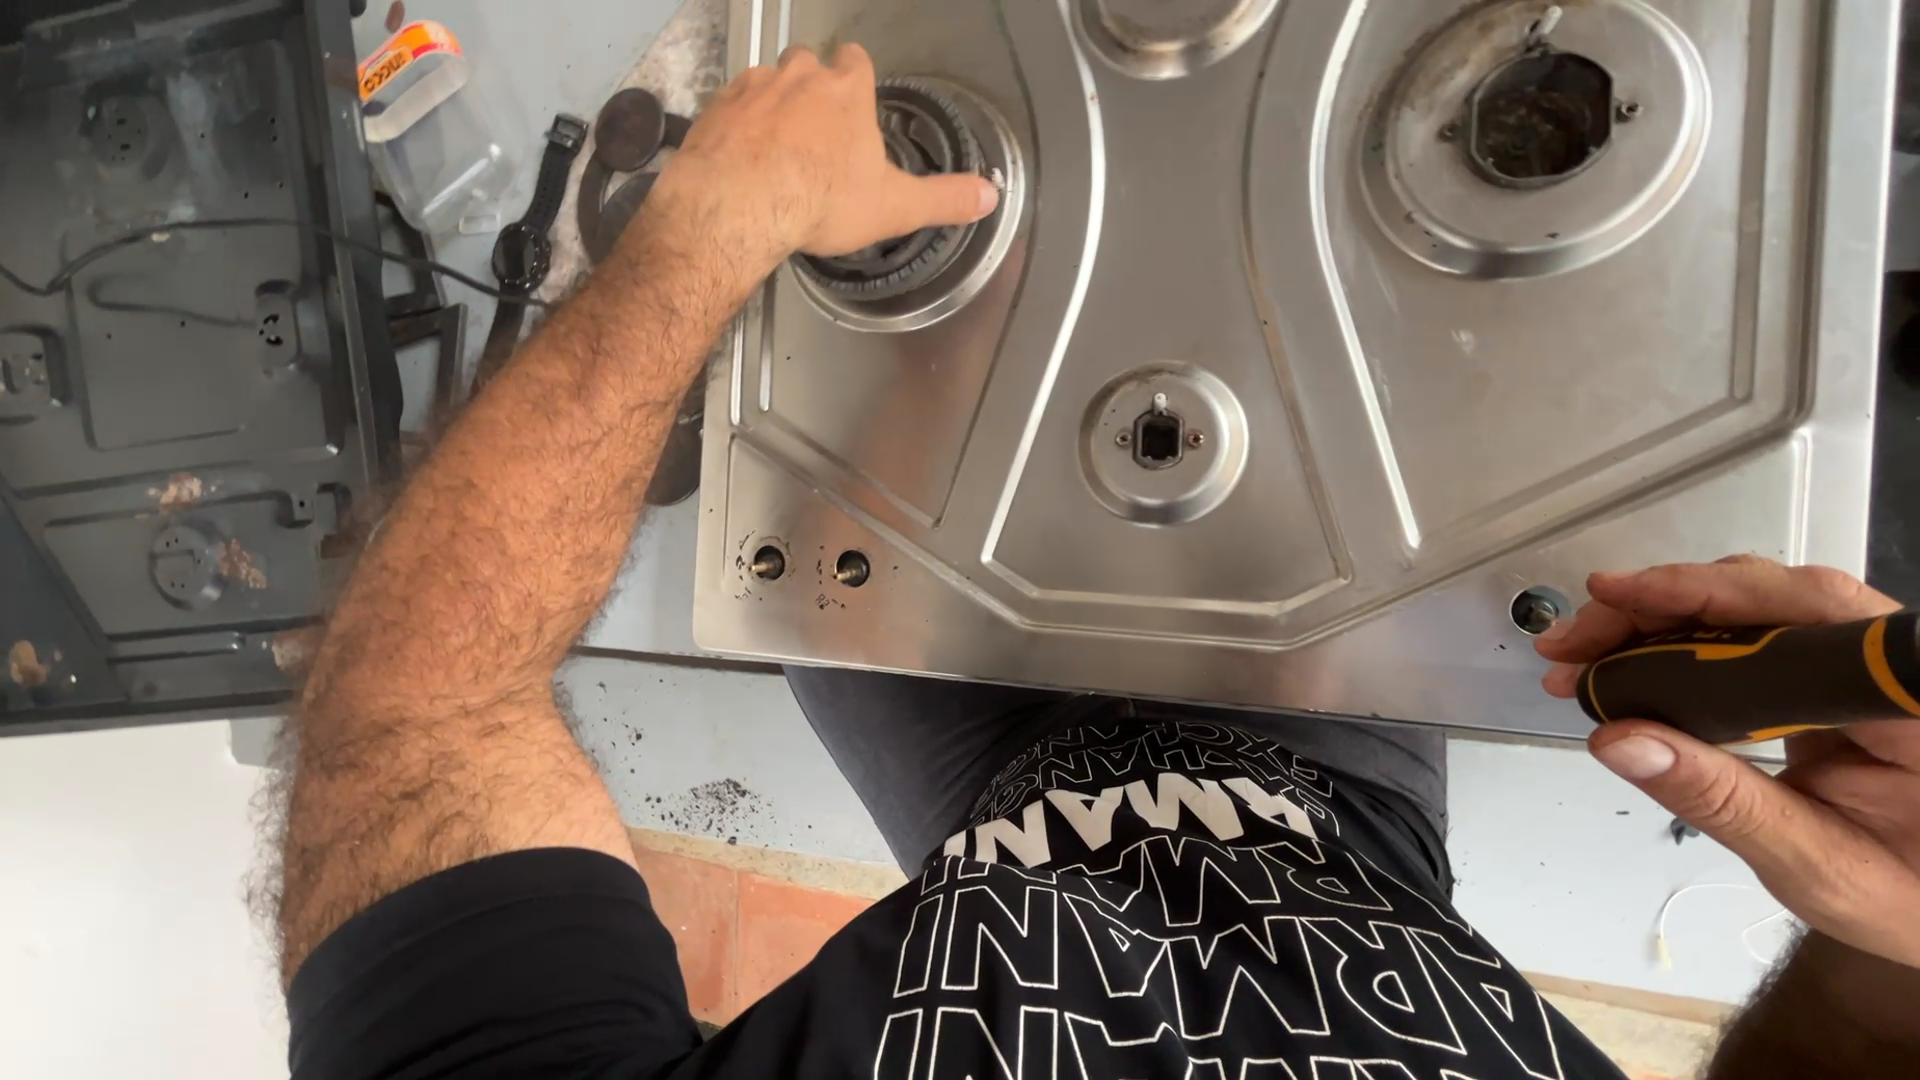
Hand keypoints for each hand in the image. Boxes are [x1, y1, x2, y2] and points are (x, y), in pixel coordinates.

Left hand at [648, 43, 998, 274]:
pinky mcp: (717, 108)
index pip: (856, 62)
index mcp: (846, 92)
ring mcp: (753, 87)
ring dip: (774, 109)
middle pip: (808, 65)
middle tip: (816, 136)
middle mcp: (799, 76)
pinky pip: (731, 107)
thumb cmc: (822, 201)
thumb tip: (989, 196)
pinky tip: (744, 160)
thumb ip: (943, 199)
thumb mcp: (895, 207)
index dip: (855, 81)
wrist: (741, 205)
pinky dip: (739, 127)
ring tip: (778, 153)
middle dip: (813, 91)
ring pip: (767, 83)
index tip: (854, 104)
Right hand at [1535, 555, 1919, 968]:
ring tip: (1578, 659)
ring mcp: (1865, 671)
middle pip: (1766, 597)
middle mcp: (1897, 672)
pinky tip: (1619, 666)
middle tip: (1570, 645)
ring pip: (1746, 608)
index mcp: (1918, 709)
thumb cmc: (1915, 902)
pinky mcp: (1830, 678)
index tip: (1615, 595)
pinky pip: (1745, 635)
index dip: (1708, 592)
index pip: (1814, 614)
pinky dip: (1669, 644)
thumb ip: (1722, 802)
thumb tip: (1617, 741)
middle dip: (1651, 609)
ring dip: (1649, 625)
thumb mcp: (1819, 868)